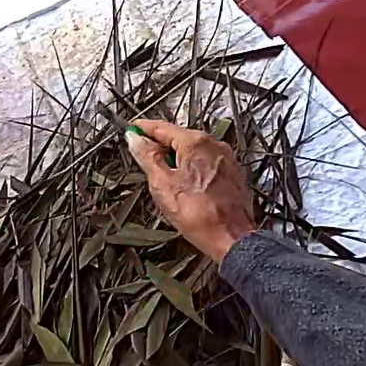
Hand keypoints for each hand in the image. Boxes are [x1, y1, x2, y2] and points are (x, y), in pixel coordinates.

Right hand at [124, 118, 257, 263]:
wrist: (232, 238)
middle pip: (179, 137)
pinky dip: (192, 167)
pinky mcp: (232, 174)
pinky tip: (185, 184)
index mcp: (195, 143)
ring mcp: (226, 159)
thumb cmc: (200, 215)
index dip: (143, 128)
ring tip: (163, 175)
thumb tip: (135, 139)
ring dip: (176, 157)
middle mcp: (214, 145)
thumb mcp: (162, 184)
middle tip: (143, 154)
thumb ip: (147, 157)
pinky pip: (206, 162)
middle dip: (160, 145)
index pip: (162, 127)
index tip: (133, 129)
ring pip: (194, 150)